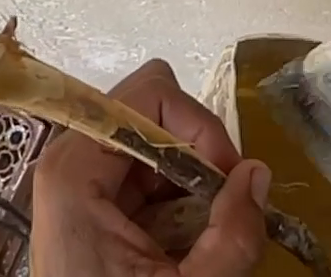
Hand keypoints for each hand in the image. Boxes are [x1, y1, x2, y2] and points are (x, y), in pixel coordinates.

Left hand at [31, 59, 270, 275]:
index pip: (151, 94)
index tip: (225, 181)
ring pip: (155, 138)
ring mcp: (80, 178)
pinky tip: (186, 234)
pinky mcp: (92, 199)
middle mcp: (71, 159)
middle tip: (221, 201)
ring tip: (206, 225)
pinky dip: (179, 191)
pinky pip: (147, 168)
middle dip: (197, 148)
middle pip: (152, 109)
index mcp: (75, 169)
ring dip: (192, 173)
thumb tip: (258, 173)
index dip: (198, 126)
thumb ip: (231, 235)